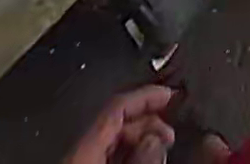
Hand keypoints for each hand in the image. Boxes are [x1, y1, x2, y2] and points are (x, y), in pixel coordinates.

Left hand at [62, 86, 178, 163]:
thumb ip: (139, 157)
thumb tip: (157, 137)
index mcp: (83, 143)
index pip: (116, 106)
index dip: (145, 96)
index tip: (169, 93)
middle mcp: (79, 147)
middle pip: (115, 122)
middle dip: (146, 121)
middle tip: (170, 132)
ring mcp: (80, 158)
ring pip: (112, 140)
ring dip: (140, 139)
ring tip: (162, 147)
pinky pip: (108, 155)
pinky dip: (128, 153)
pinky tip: (144, 158)